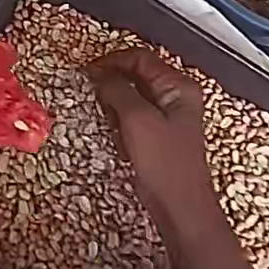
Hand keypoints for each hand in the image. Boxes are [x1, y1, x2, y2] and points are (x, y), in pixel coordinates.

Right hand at [88, 49, 256, 268]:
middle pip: (138, 74)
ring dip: (115, 101)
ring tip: (103, 115)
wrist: (181, 209)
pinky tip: (115, 134)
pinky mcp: (160, 136)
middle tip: (91, 91)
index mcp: (178, 86)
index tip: (88, 71)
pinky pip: (135, 116)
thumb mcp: (137, 120)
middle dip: (113, 81)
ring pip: (135, 96)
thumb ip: (119, 90)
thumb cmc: (163, 164)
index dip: (112, 61)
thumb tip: (101, 75)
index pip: (141, 58)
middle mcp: (177, 96)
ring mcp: (170, 117)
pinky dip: (121, 119)